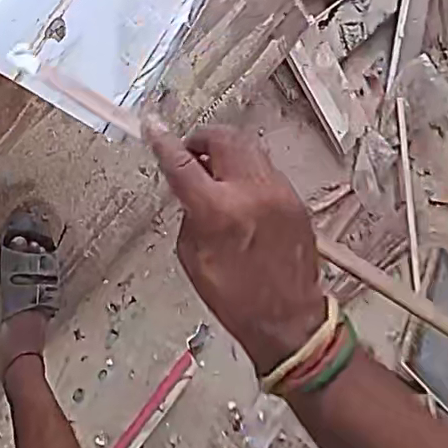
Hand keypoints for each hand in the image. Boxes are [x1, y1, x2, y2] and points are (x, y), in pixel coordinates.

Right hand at [144, 120, 330, 372]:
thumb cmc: (235, 296)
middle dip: (201, 140)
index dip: (162, 141)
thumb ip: (188, 211)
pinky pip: (265, 168)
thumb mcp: (191, 254)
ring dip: (225, 152)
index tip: (152, 127)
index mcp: (218, 211)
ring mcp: (278, 194)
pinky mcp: (295, 200)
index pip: (182, 163)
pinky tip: (238, 192)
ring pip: (248, 147)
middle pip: (222, 138)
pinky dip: (246, 170)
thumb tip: (189, 186)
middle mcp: (251, 194)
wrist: (288, 321)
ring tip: (214, 173)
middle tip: (190, 154)